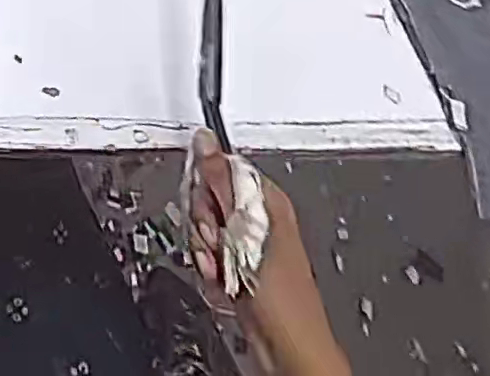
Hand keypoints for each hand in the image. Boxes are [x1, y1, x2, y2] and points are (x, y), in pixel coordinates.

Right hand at [187, 130, 350, 375]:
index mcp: (264, 197)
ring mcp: (244, 240)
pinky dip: (206, 264)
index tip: (209, 204)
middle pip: (206, 195)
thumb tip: (205, 139)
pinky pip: (204, 250)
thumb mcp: (245, 228)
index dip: (206, 184)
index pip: (219, 166)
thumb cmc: (281, 295)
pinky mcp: (233, 262)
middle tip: (216, 239)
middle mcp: (255, 215)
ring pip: (201, 224)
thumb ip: (221, 179)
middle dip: (202, 220)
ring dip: (203, 247)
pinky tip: (219, 277)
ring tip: (220, 265)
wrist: (288, 350)